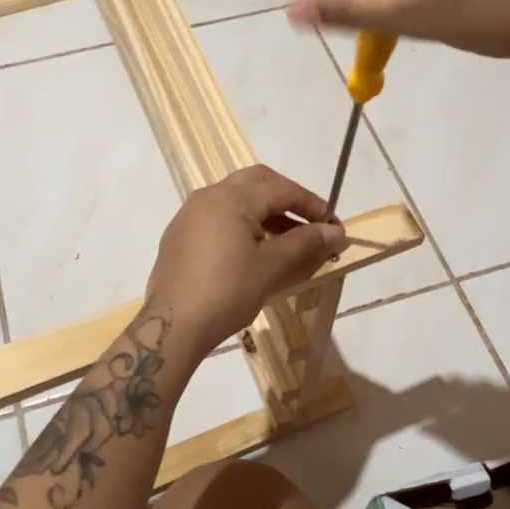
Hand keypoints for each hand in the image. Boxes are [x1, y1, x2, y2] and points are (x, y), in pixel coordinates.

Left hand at [145, 166, 347, 348]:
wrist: (173, 325)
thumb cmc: (227, 292)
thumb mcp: (271, 267)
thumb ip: (305, 243)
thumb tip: (336, 232)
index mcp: (231, 198)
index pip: (282, 189)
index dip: (312, 204)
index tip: (333, 225)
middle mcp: (207, 196)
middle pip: (257, 183)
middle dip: (288, 198)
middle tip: (310, 222)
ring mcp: (189, 215)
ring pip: (236, 199)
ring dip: (266, 212)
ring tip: (289, 240)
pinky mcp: (180, 235)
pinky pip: (218, 216)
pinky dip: (243, 223)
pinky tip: (255, 250)